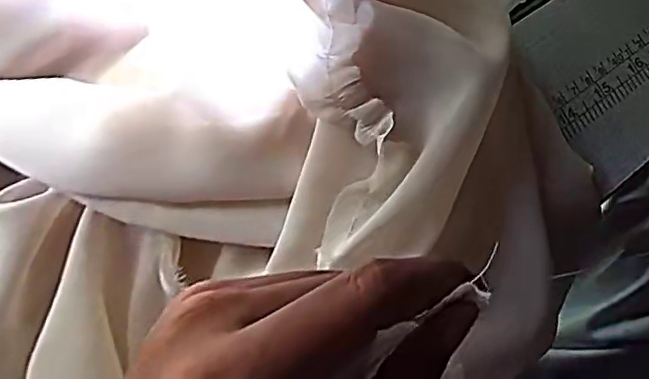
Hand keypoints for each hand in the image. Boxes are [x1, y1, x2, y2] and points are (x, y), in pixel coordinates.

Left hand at [128, 258, 476, 378]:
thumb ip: (402, 377)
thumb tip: (457, 311)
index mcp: (236, 371)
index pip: (359, 291)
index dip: (423, 280)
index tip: (462, 280)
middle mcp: (208, 321)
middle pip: (339, 283)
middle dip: (384, 304)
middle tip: (413, 333)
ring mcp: (192, 307)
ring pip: (313, 281)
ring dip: (344, 310)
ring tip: (342, 359)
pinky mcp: (187, 304)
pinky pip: (279, 289)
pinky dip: (306, 313)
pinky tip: (302, 353)